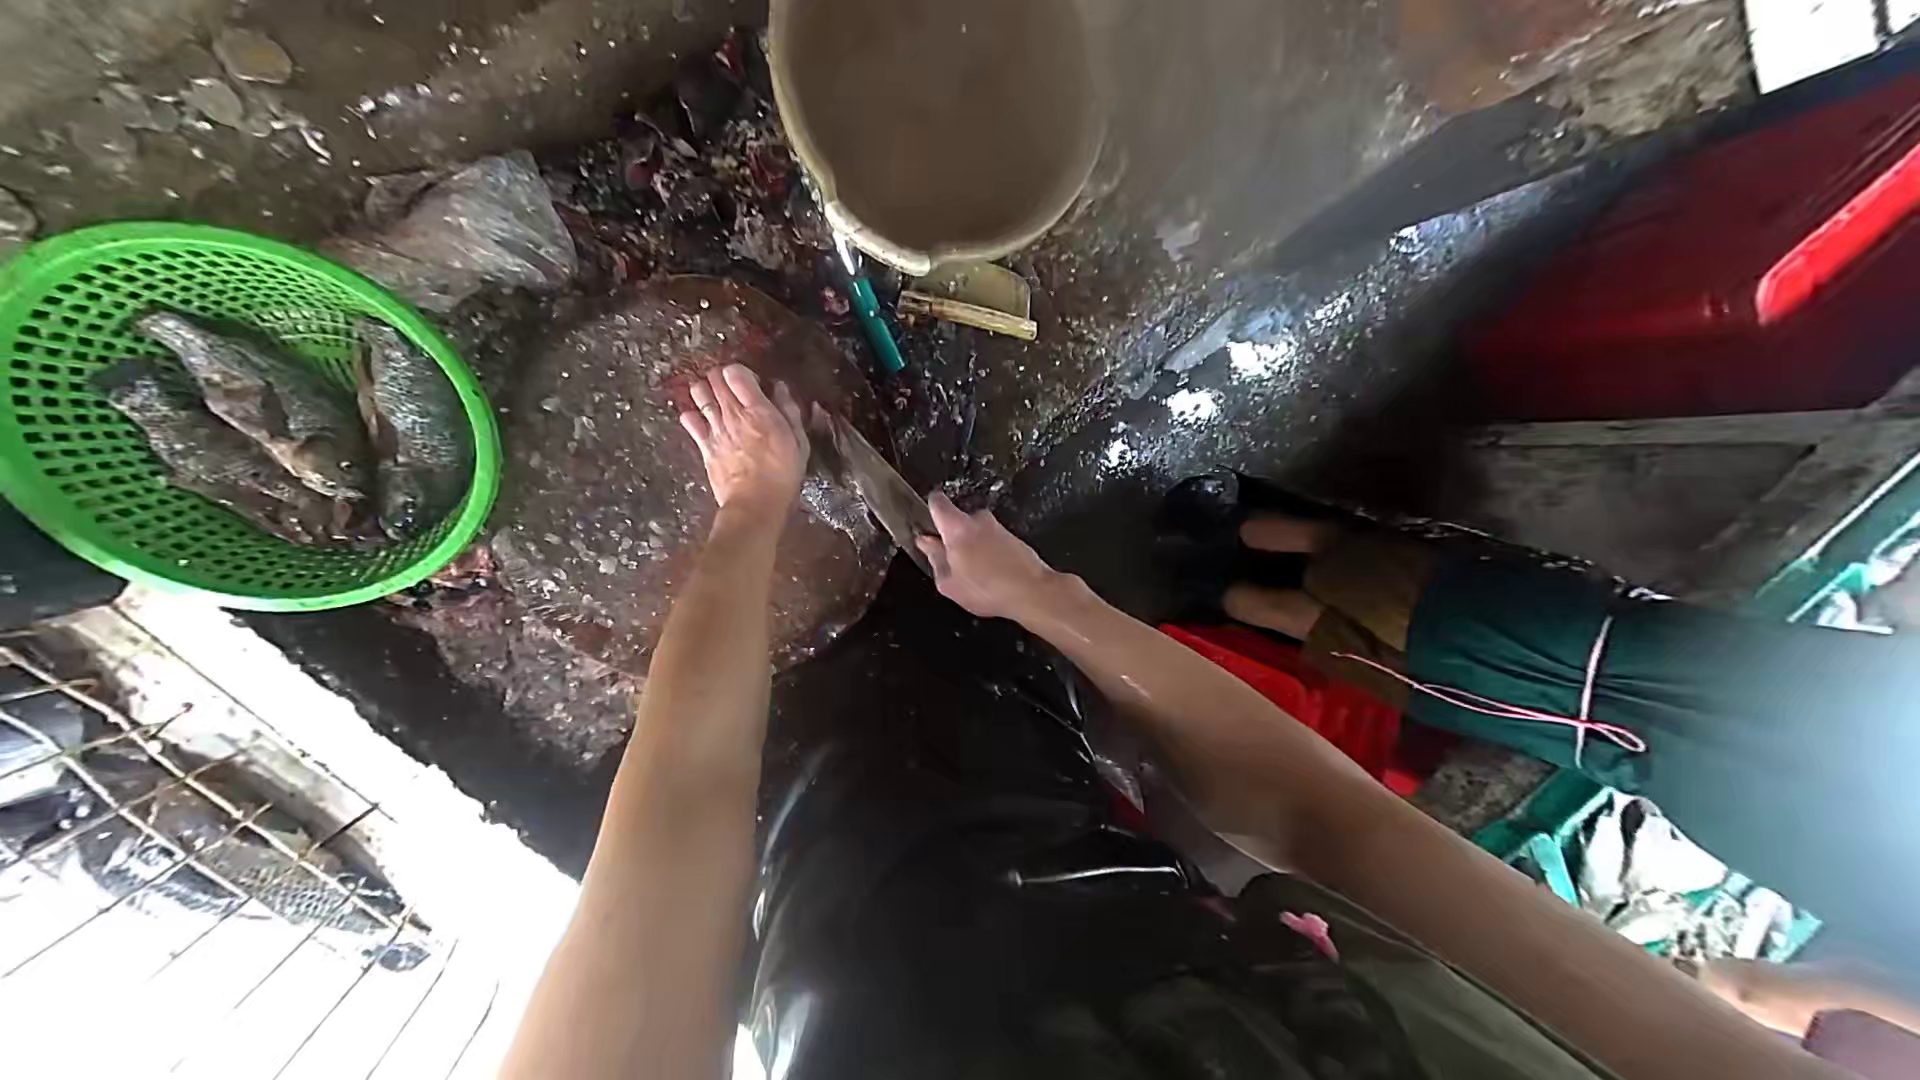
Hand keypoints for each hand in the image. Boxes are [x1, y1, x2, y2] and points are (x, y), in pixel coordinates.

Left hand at [679, 365, 808, 515]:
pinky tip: (699, 418)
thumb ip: (789, 411)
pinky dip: (692, 415)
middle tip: (734, 388)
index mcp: (758, 410)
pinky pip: (689, 420)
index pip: (736, 372)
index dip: (742, 372)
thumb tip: (780, 389)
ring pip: (699, 393)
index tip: (753, 383)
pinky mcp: (704, 446)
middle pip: (715, 378)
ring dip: (705, 390)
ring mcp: (715, 429)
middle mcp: (732, 414)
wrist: (755, 504)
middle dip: (722, 378)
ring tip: (715, 398)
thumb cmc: (782, 475)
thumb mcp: (798, 442)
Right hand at [916, 492, 1064, 621]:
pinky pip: (991, 541)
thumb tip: (925, 542)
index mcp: (957, 527)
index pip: (937, 501)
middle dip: (952, 538)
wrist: (1031, 591)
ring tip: (975, 575)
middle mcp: (978, 519)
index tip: (927, 525)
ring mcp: (997, 527)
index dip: (929, 510)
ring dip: (972, 548)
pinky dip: (988, 553)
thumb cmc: (987, 589)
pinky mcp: (1012, 537)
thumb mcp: (948, 582)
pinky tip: (991, 575)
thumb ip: (934, 558)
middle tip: (952, 563)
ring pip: (975, 532)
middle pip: (957, 521)